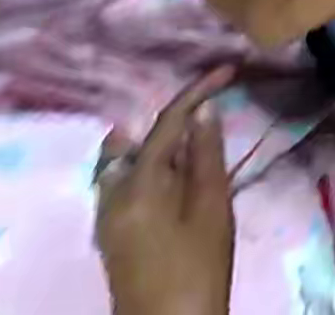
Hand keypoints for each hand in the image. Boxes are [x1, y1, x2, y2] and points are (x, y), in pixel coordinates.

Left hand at [96, 66, 236, 314]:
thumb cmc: (197, 266)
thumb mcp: (211, 206)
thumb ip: (206, 153)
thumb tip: (203, 109)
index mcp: (136, 185)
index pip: (167, 122)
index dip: (198, 91)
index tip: (227, 70)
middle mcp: (111, 194)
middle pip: (135, 137)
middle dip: (169, 117)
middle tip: (206, 109)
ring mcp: (106, 215)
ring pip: (126, 159)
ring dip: (157, 141)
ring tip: (195, 136)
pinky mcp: (113, 232)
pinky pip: (125, 179)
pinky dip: (149, 162)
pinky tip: (178, 170)